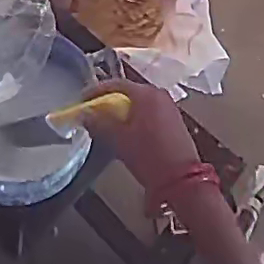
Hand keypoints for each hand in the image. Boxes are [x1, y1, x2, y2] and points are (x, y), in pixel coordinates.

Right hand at [77, 80, 201, 190]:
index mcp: (146, 94)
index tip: (82, 99)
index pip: (116, 84)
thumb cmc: (148, 155)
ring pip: (139, 103)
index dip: (96, 91)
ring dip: (123, 110)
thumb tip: (83, 114)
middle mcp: (159, 94)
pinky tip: (126, 130)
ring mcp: (168, 106)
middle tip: (93, 111)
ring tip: (107, 122)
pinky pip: (149, 111)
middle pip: (128, 92)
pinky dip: (135, 117)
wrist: (180, 179)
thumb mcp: (119, 139)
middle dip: (109, 101)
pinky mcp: (174, 120)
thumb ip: (99, 123)